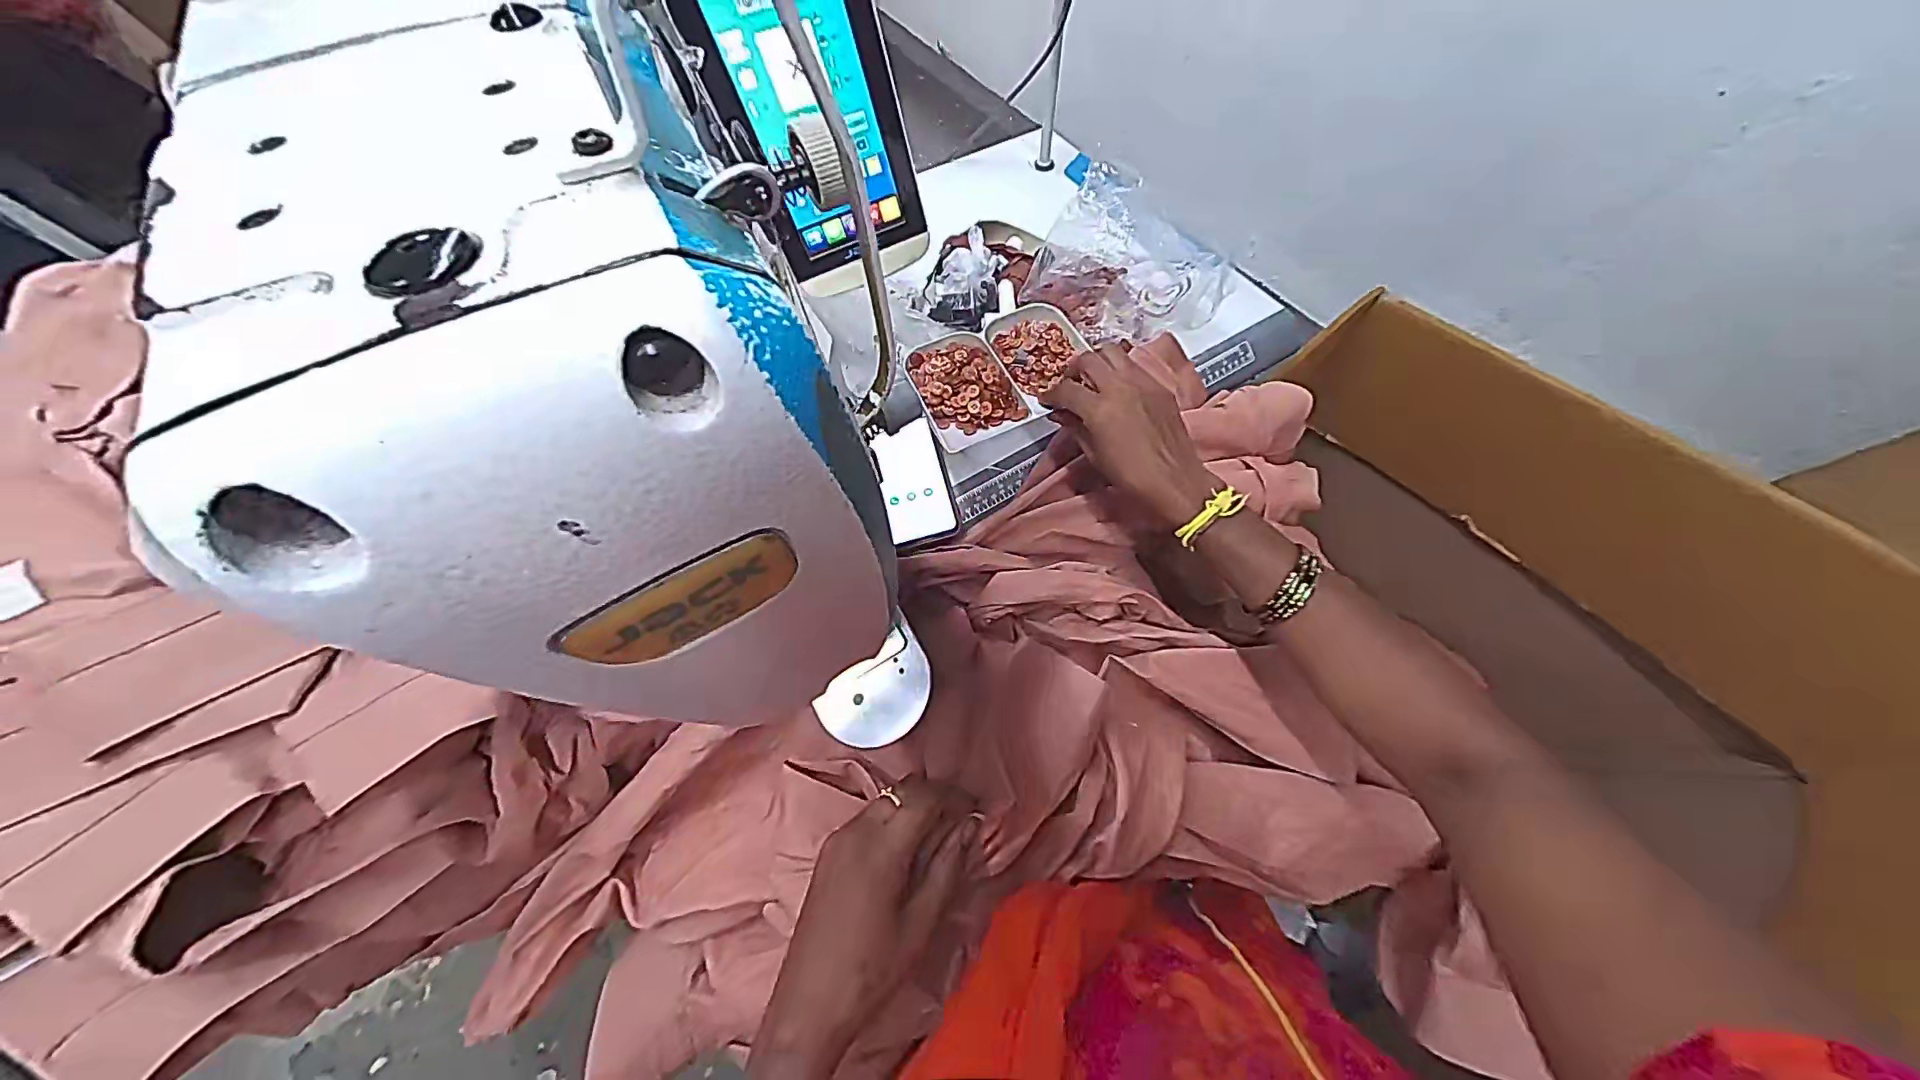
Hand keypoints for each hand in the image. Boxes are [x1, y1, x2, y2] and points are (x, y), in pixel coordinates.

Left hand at [751, 776, 978, 1078]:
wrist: (808, 1006)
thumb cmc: (871, 971)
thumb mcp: (921, 922)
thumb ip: (947, 866)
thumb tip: (968, 828)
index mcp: (880, 846)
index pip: (923, 795)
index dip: (954, 796)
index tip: (976, 809)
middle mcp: (854, 831)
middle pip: (902, 791)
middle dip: (934, 797)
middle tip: (961, 821)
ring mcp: (837, 840)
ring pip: (884, 802)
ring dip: (912, 808)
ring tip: (938, 839)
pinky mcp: (828, 853)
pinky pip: (867, 819)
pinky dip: (892, 822)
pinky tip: (906, 852)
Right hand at [1041, 343, 1218, 525]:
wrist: (1174, 481)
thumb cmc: (1132, 476)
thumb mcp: (1094, 453)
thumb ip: (1075, 426)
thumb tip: (1061, 413)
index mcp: (1099, 408)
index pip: (1066, 389)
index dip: (1051, 393)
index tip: (1047, 399)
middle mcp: (1120, 387)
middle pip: (1088, 359)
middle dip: (1072, 369)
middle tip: (1069, 384)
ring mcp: (1143, 383)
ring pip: (1113, 352)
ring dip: (1097, 361)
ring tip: (1093, 378)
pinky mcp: (1159, 387)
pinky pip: (1134, 365)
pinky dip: (1119, 369)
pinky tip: (1117, 387)